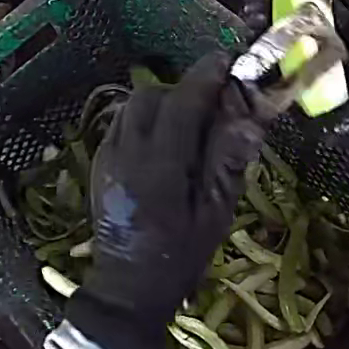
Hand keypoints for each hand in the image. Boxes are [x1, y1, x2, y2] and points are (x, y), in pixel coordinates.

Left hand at [64, 53, 265, 348]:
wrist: (128, 288)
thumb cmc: (180, 256)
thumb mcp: (214, 214)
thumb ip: (228, 161)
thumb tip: (249, 115)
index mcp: (158, 169)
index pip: (181, 104)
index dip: (206, 77)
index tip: (228, 60)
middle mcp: (126, 153)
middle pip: (153, 96)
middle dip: (184, 89)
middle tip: (212, 104)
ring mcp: (106, 156)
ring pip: (133, 105)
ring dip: (164, 101)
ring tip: (189, 122)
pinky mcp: (99, 162)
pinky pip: (121, 122)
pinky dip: (145, 117)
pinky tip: (164, 138)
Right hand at [243, 0, 348, 214]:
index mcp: (338, 20)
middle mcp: (315, 44)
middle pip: (275, 18)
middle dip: (261, 7)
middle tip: (255, 6)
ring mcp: (298, 72)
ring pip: (263, 45)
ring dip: (253, 31)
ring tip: (251, 25)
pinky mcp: (286, 99)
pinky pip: (260, 77)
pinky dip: (250, 63)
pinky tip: (249, 51)